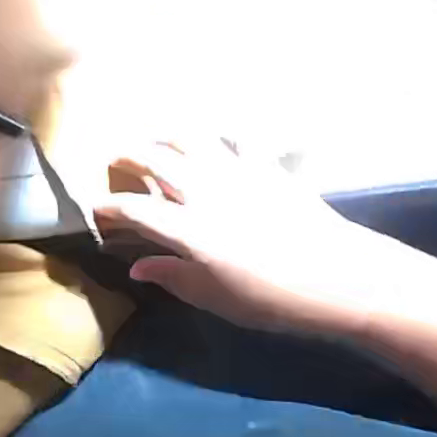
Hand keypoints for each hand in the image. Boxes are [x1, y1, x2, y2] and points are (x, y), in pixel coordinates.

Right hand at [93, 141, 426, 338]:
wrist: (338, 275)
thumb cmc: (274, 298)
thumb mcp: (217, 299)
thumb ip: (174, 278)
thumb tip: (138, 268)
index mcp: (189, 229)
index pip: (135, 208)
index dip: (110, 207)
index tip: (98, 210)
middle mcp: (207, 191)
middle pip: (156, 158)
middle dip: (129, 156)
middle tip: (118, 162)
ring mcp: (238, 173)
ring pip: (192, 139)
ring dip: (168, 137)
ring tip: (159, 144)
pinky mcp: (267, 167)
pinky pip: (237, 140)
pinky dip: (219, 138)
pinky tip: (216, 144)